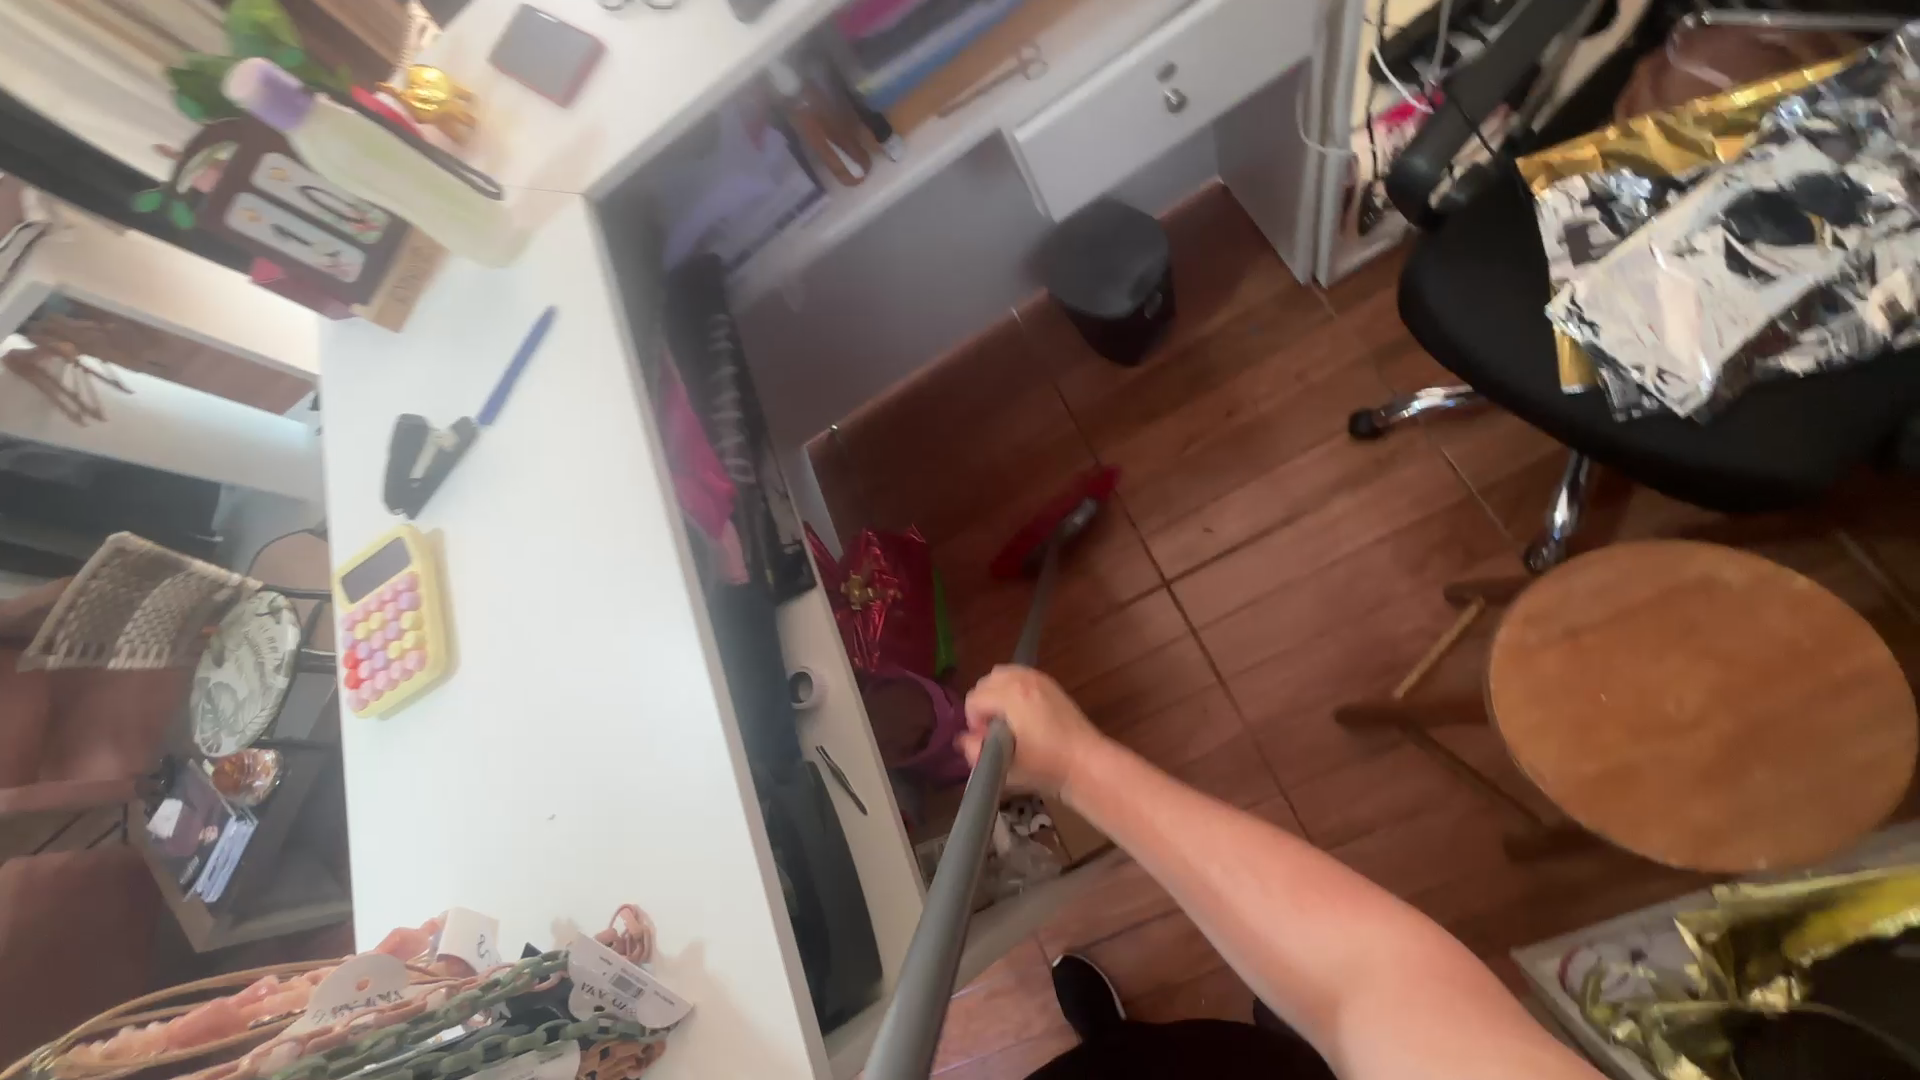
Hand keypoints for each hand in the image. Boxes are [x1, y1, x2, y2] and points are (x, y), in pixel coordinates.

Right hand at [959, 665, 1107, 797]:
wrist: (1085, 763)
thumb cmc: (1045, 765)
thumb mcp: (1005, 764)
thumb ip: (976, 751)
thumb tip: (965, 740)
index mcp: (1011, 695)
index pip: (974, 699)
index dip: (973, 722)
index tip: (986, 741)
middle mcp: (1023, 679)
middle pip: (985, 683)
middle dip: (983, 706)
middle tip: (994, 732)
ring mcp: (1038, 678)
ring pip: (1001, 675)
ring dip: (996, 694)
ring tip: (1006, 720)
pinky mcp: (1050, 683)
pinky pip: (1019, 676)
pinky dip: (1012, 689)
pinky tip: (1021, 714)